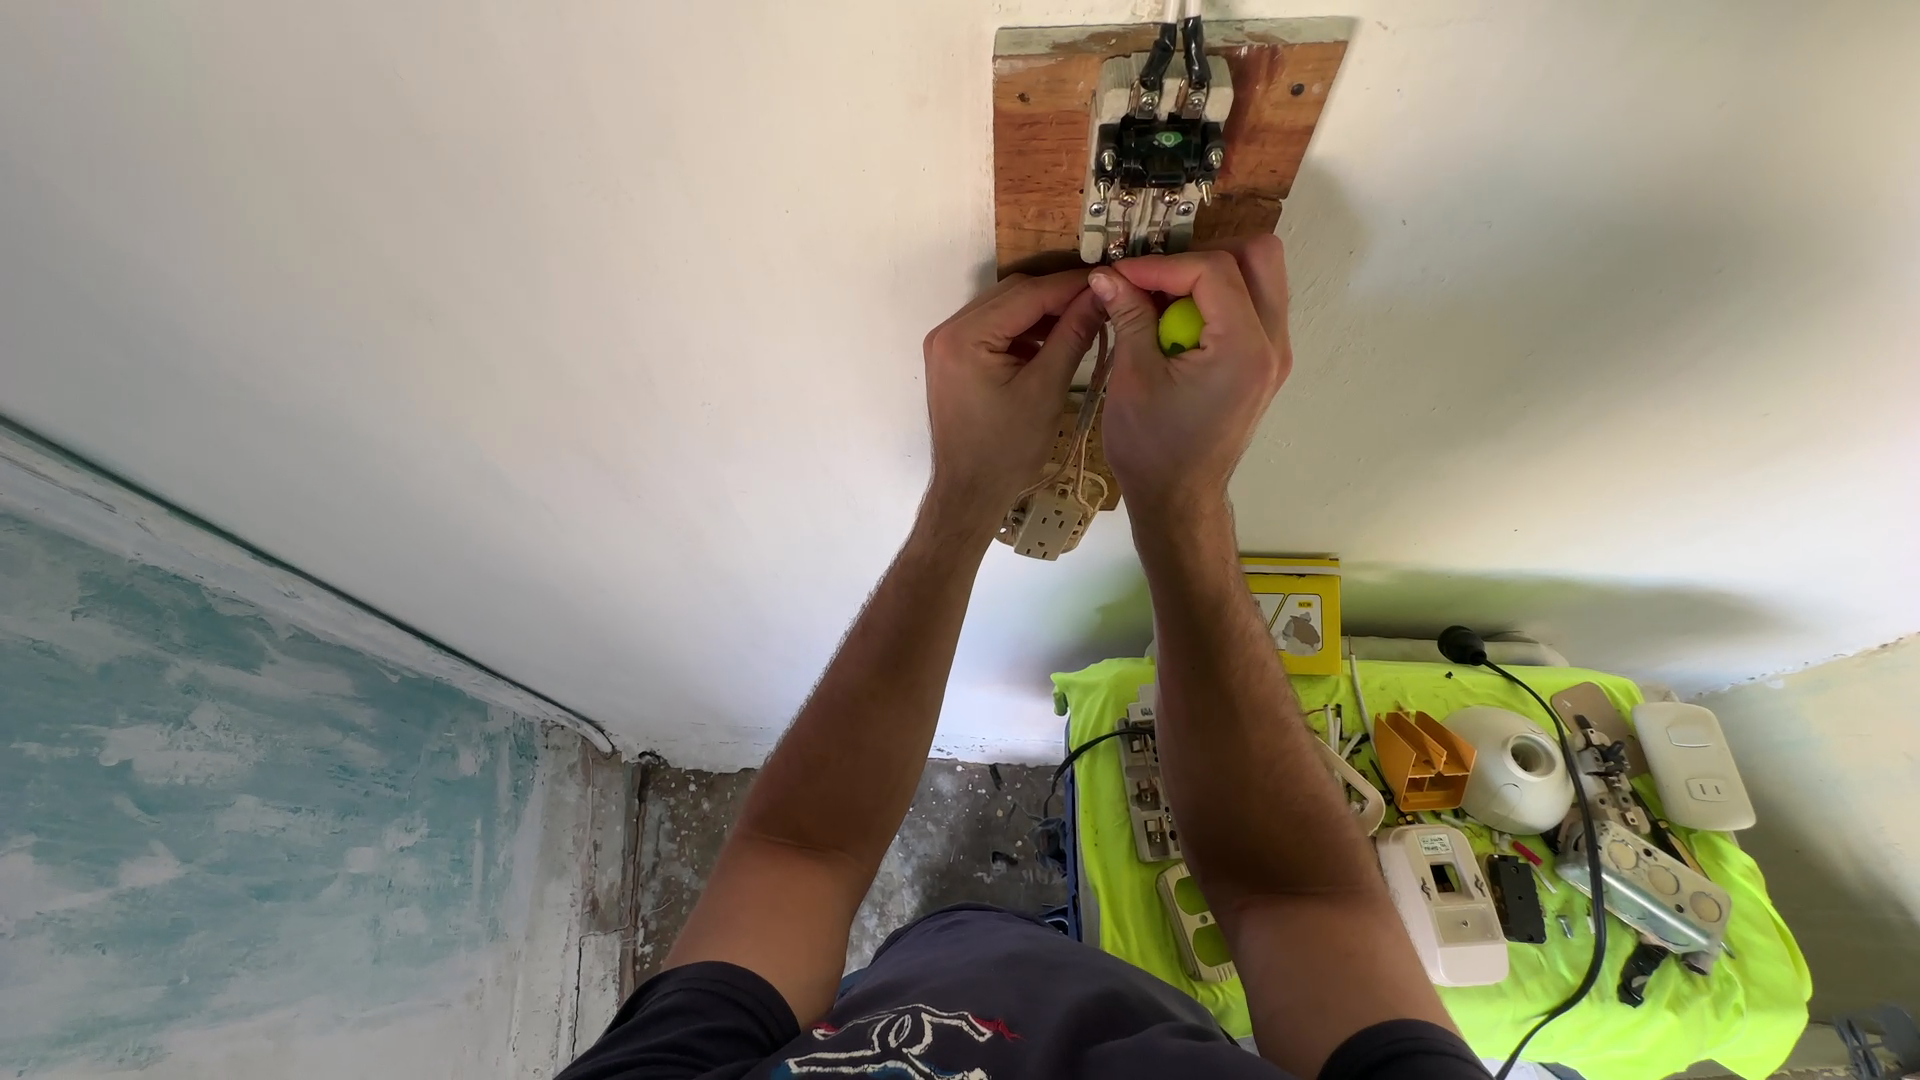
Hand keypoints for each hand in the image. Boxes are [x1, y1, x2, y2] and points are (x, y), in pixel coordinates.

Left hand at [922, 270, 1103, 522]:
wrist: (970, 492)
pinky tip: (1051, 342)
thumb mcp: (1046, 389)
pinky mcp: (951, 358)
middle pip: (1011, 295)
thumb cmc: (1007, 450)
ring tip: (1081, 321)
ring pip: (1002, 309)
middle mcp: (947, 331)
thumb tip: (1102, 295)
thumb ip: (1073, 335)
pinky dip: (1021, 331)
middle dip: (1055, 296)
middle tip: (1098, 302)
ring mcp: (945, 344)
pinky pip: (991, 330)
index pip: (1026, 294)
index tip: (1109, 282)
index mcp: (965, 338)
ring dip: (1040, 313)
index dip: (1070, 286)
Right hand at [1090, 235, 1291, 516]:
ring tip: (1163, 303)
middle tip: (1156, 281)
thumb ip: (1128, 316)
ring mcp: (1276, 354)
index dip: (1161, 265)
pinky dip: (1217, 302)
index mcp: (1244, 349)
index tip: (1121, 275)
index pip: (1213, 270)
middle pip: (1259, 256)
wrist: (1178, 498)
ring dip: (1211, 277)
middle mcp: (1273, 344)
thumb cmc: (1152, 448)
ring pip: (1261, 278)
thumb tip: (1106, 275)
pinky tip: (1177, 325)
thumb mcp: (1132, 378)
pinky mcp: (1265, 364)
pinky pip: (1253, 307)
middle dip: (1202, 257)